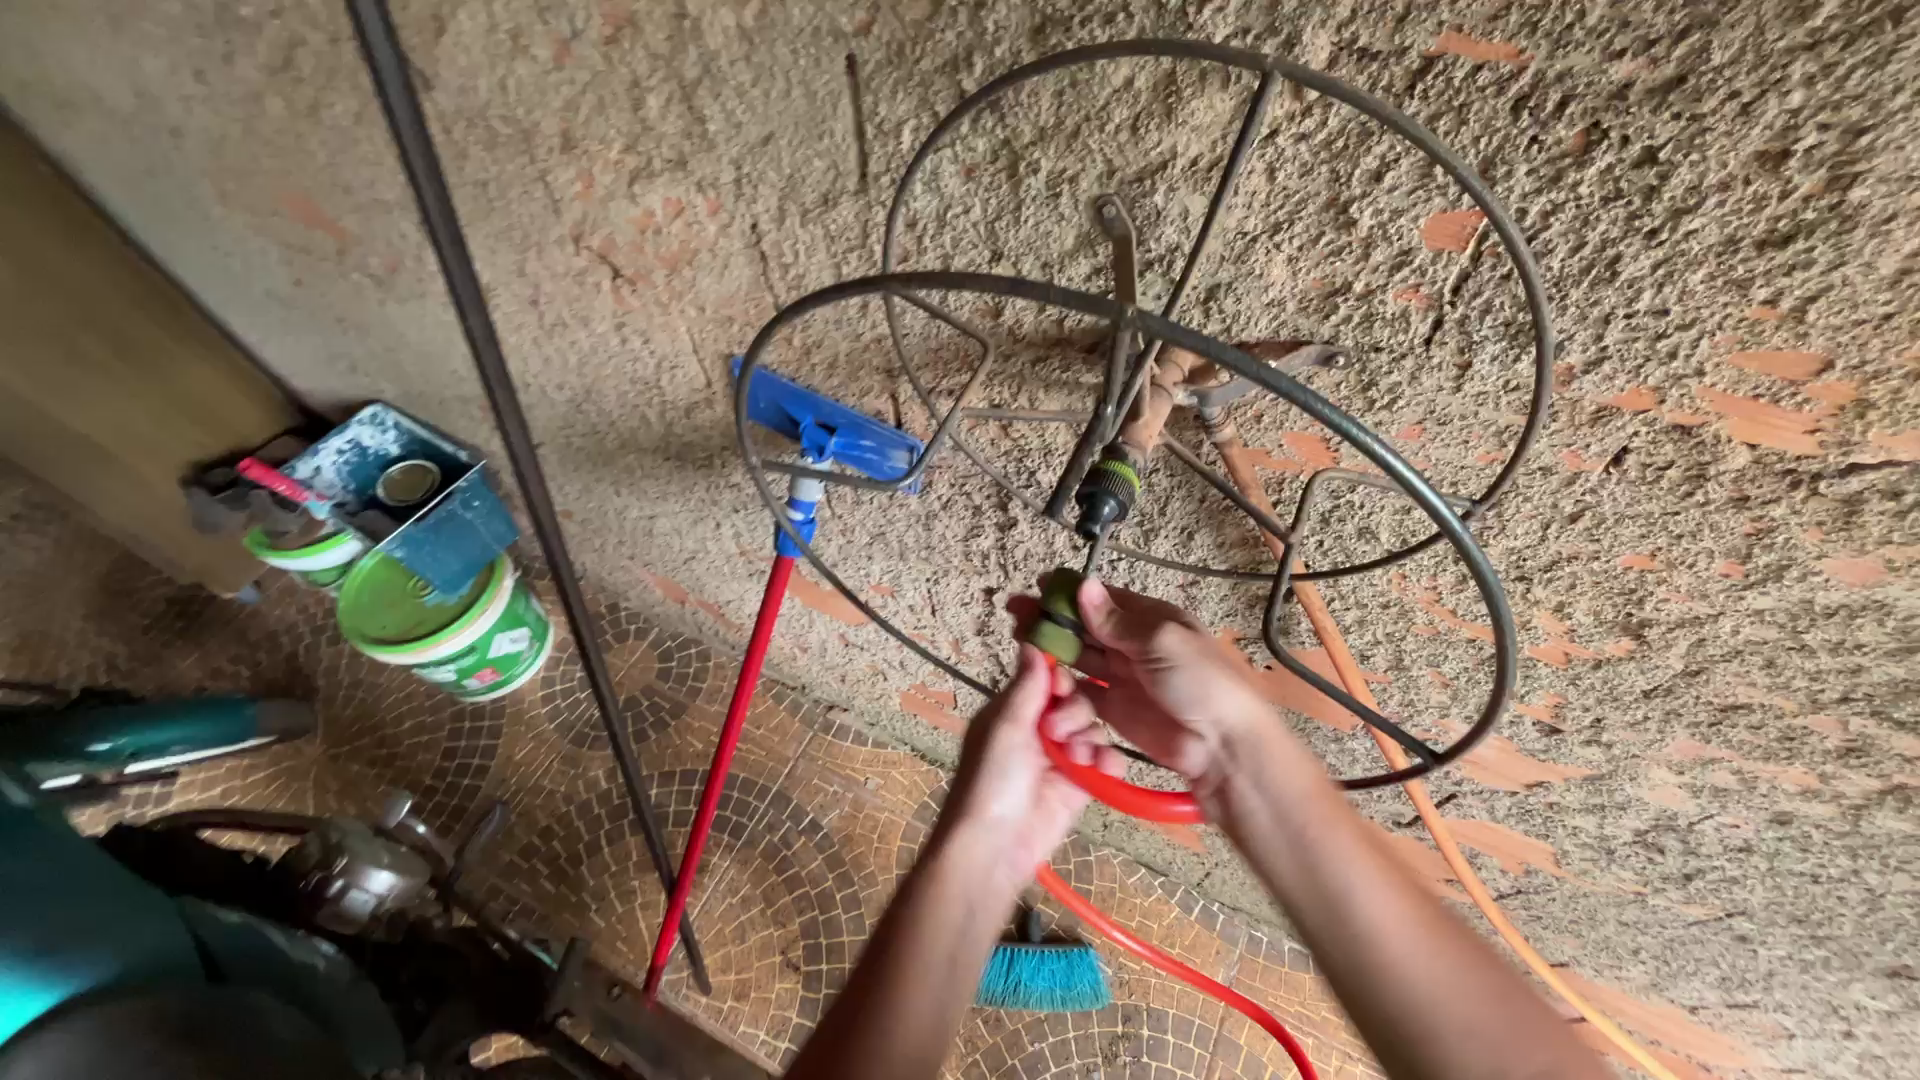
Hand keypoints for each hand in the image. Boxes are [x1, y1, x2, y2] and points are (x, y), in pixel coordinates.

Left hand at [933, 645, 1124, 878]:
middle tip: (1061, 735)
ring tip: (1080, 759)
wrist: (996, 847)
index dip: (1060, 681)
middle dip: (1076, 714)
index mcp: (1013, 711)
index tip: (1062, 689)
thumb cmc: (992, 780)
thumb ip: (1025, 687)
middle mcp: (1038, 730)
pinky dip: (1108, 762)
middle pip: (1075, 702)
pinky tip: (1105, 769)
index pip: (1046, 681)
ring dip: (1091, 739)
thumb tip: (1031, 643)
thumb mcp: (1005, 727)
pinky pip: (1103, 761)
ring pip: (1092, 730)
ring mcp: (1060, 758)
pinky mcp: (1080, 785)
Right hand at [1010, 576, 1276, 800]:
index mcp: (1151, 619)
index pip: (1104, 600)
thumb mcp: (1161, 641)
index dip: (1070, 594)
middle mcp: (1134, 644)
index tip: (1036, 586)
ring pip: (1080, 658)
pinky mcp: (1114, 710)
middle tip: (1016, 613)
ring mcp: (1123, 678)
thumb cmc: (1199, 681)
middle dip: (1052, 620)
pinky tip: (1041, 680)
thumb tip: (1084, 585)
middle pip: (1086, 627)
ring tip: (1022, 644)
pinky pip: (1082, 693)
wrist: (1222, 746)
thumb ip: (1117, 619)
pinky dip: (1063, 687)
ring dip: (1053, 650)